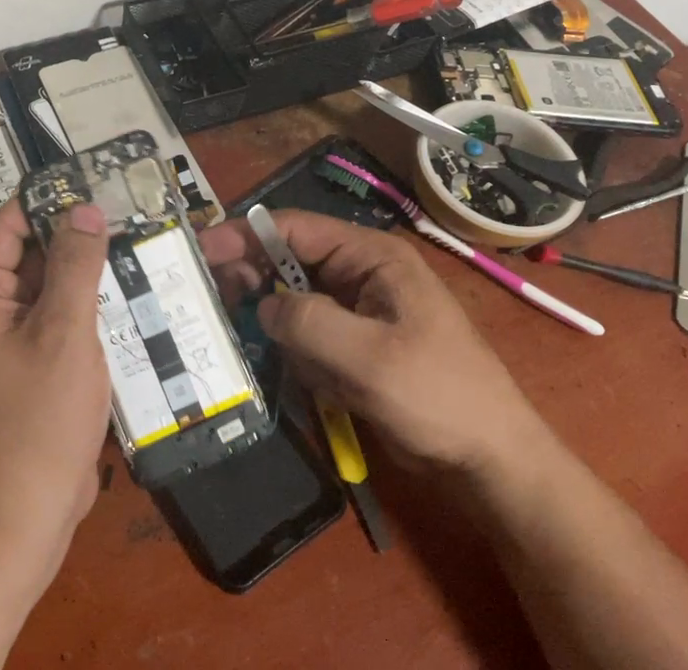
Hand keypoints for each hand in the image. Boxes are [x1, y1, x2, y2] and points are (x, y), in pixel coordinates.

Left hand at [0, 198, 112, 561]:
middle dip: (72, 239)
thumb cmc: (39, 418)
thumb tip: (83, 208)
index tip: (92, 180)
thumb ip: (74, 265)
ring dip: (82, 277)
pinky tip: (123, 301)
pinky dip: (81, 313)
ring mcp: (0, 347)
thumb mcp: (63, 332)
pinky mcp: (23, 372)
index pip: (6, 227)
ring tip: (134, 247)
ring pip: (43, 293)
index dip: (46, 200)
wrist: (24, 513)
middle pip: (26, 259)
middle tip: (126, 214)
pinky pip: (51, 326)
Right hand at [199, 209, 547, 475]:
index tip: (198, 252)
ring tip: (252, 341)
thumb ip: (306, 321)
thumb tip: (262, 306)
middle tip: (214, 303)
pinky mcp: (356, 344)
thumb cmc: (437, 396)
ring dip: (274, 320)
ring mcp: (360, 311)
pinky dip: (293, 347)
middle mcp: (363, 274)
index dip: (243, 236)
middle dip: (253, 279)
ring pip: (295, 300)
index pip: (294, 229)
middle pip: (289, 261)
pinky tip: (295, 371)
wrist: (488, 458)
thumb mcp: (368, 357)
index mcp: (373, 258)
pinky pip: (309, 334)